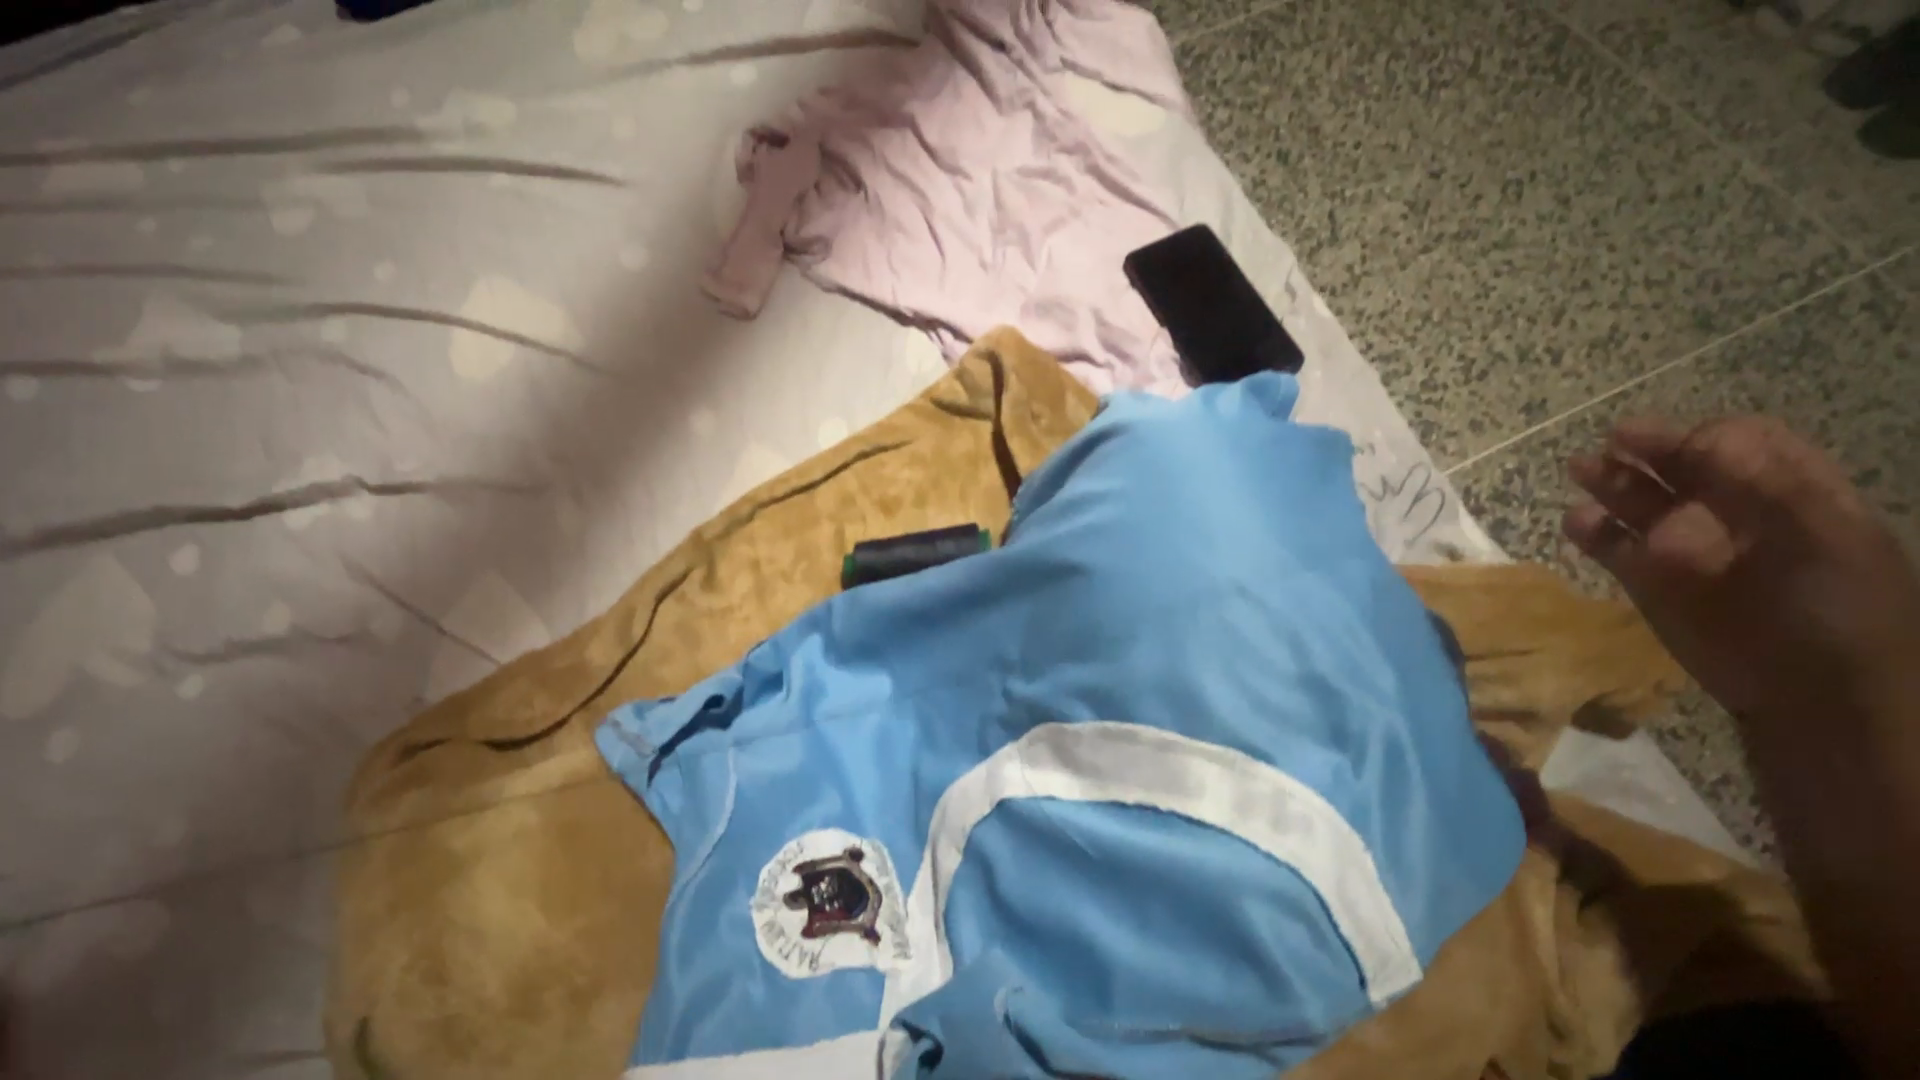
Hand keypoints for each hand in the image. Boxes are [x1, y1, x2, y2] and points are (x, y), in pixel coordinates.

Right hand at [1561, 415, 1919, 723]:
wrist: (1814, 698)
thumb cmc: (1837, 614)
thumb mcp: (1822, 539)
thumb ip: (1765, 484)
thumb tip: (1703, 437)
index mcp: (1789, 494)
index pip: (1744, 442)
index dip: (1711, 435)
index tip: (1687, 444)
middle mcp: (1731, 512)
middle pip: (1682, 464)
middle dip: (1651, 447)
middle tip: (1617, 438)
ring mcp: (1684, 548)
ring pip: (1638, 500)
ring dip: (1611, 480)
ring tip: (1581, 468)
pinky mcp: (1647, 581)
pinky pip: (1609, 545)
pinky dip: (1590, 530)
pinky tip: (1578, 520)